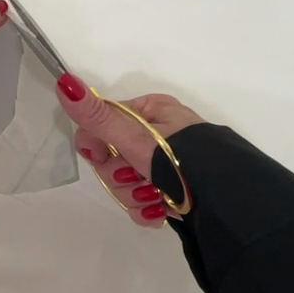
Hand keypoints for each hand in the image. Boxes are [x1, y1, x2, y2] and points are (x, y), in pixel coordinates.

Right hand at [56, 77, 203, 226]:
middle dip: (120, 177)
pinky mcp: (174, 192)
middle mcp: (158, 134)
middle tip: (137, 180)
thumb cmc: (183, 162)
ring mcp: (166, 165)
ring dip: (134, 196)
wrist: (230, 207)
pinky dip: (148, 210)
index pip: (101, 124)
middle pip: (111, 157)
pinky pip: (144, 201)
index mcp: (151, 112)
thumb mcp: (136, 138)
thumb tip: (64, 80)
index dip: (96, 145)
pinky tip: (160, 212)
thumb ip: (97, 116)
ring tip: (155, 199)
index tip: (102, 157)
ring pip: (126, 183)